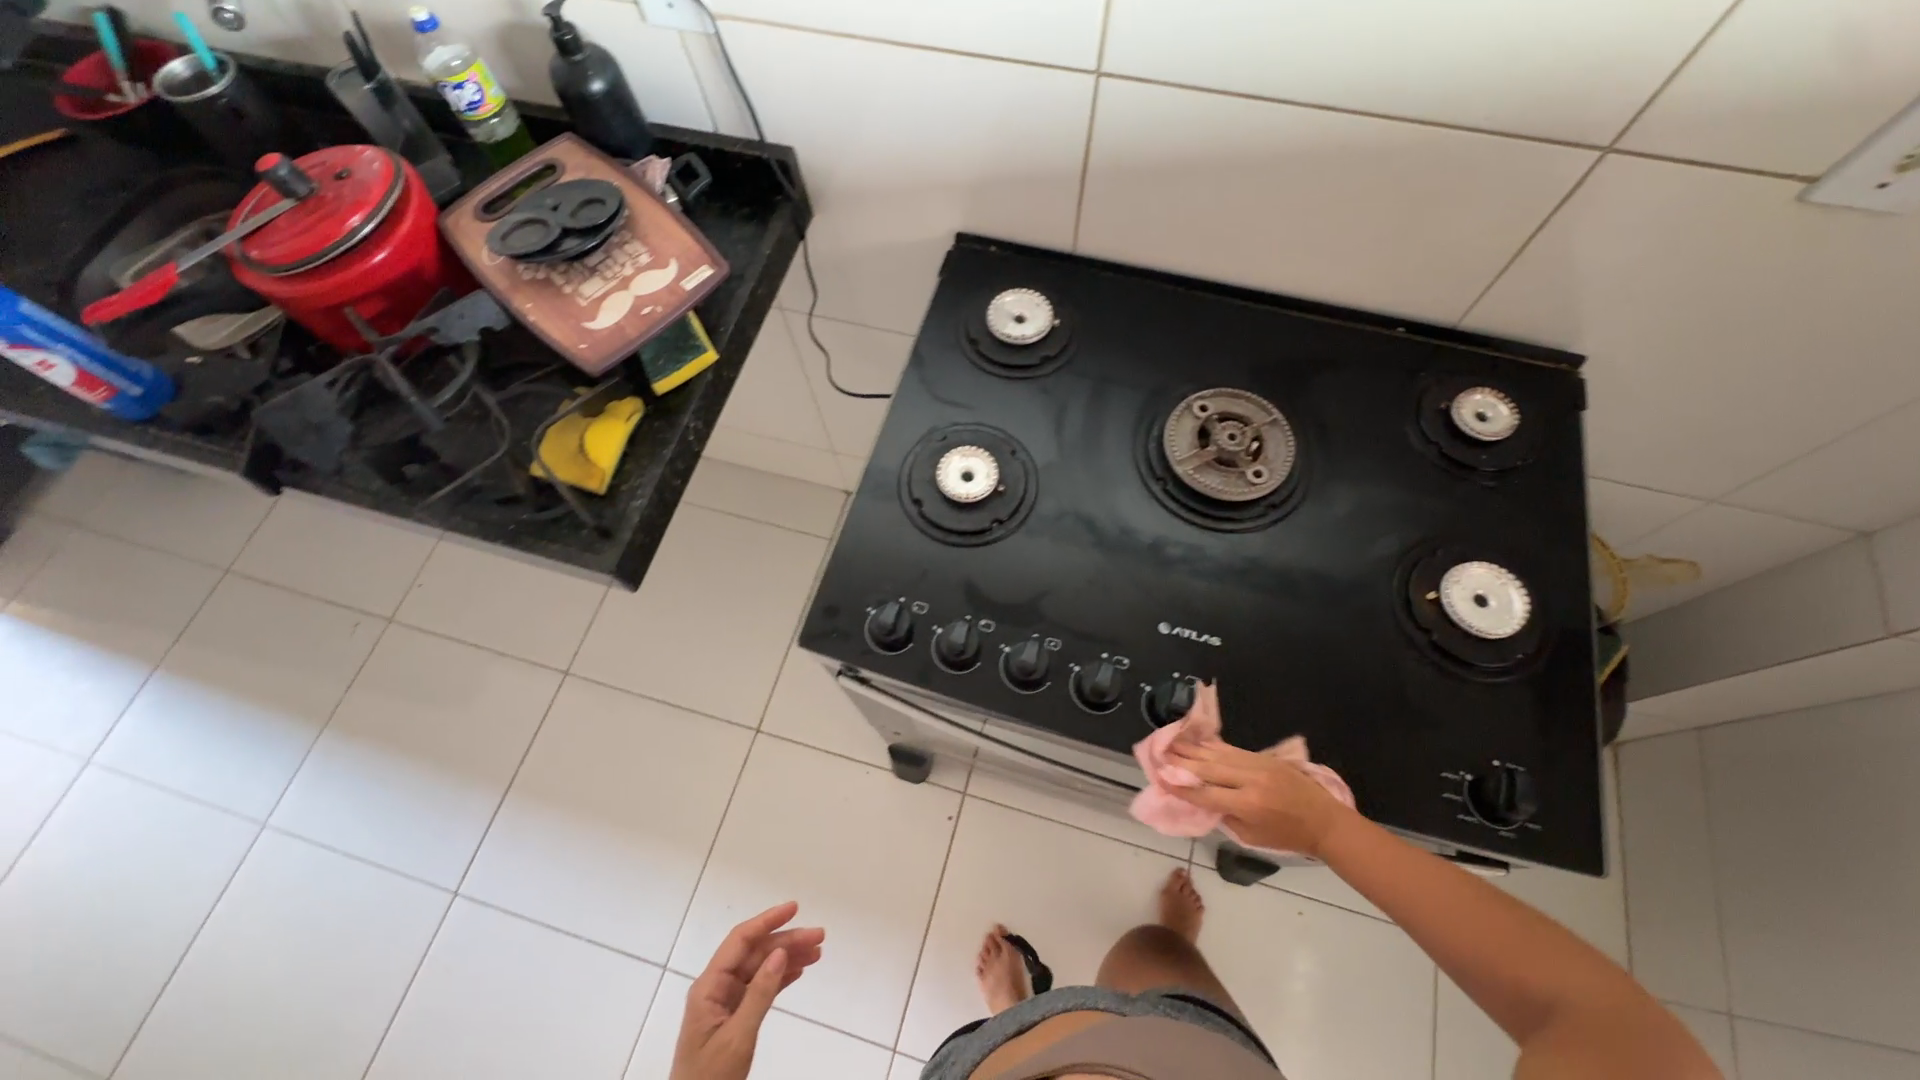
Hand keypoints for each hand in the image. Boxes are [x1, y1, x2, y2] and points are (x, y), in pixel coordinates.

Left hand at [671, 902, 824, 1079]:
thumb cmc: (711, 1078)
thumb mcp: (737, 1037)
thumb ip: (759, 993)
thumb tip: (780, 952)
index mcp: (709, 987)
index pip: (740, 941)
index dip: (767, 921)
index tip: (795, 908)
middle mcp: (716, 988)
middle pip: (754, 953)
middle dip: (786, 941)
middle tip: (820, 937)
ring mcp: (725, 1003)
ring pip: (760, 968)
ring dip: (787, 957)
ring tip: (818, 952)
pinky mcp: (734, 1017)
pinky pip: (760, 988)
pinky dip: (781, 978)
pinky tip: (800, 971)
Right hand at [1168, 741, 1357, 857]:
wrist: (1325, 822)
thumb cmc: (1288, 836)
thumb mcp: (1252, 836)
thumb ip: (1226, 816)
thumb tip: (1204, 800)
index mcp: (1247, 805)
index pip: (1205, 793)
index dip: (1181, 787)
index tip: (1161, 778)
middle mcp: (1251, 781)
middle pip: (1208, 768)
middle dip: (1182, 762)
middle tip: (1160, 754)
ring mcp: (1259, 765)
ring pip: (1219, 754)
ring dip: (1193, 749)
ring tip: (1172, 743)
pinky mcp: (1266, 758)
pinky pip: (1233, 750)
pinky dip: (1213, 746)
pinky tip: (1199, 742)